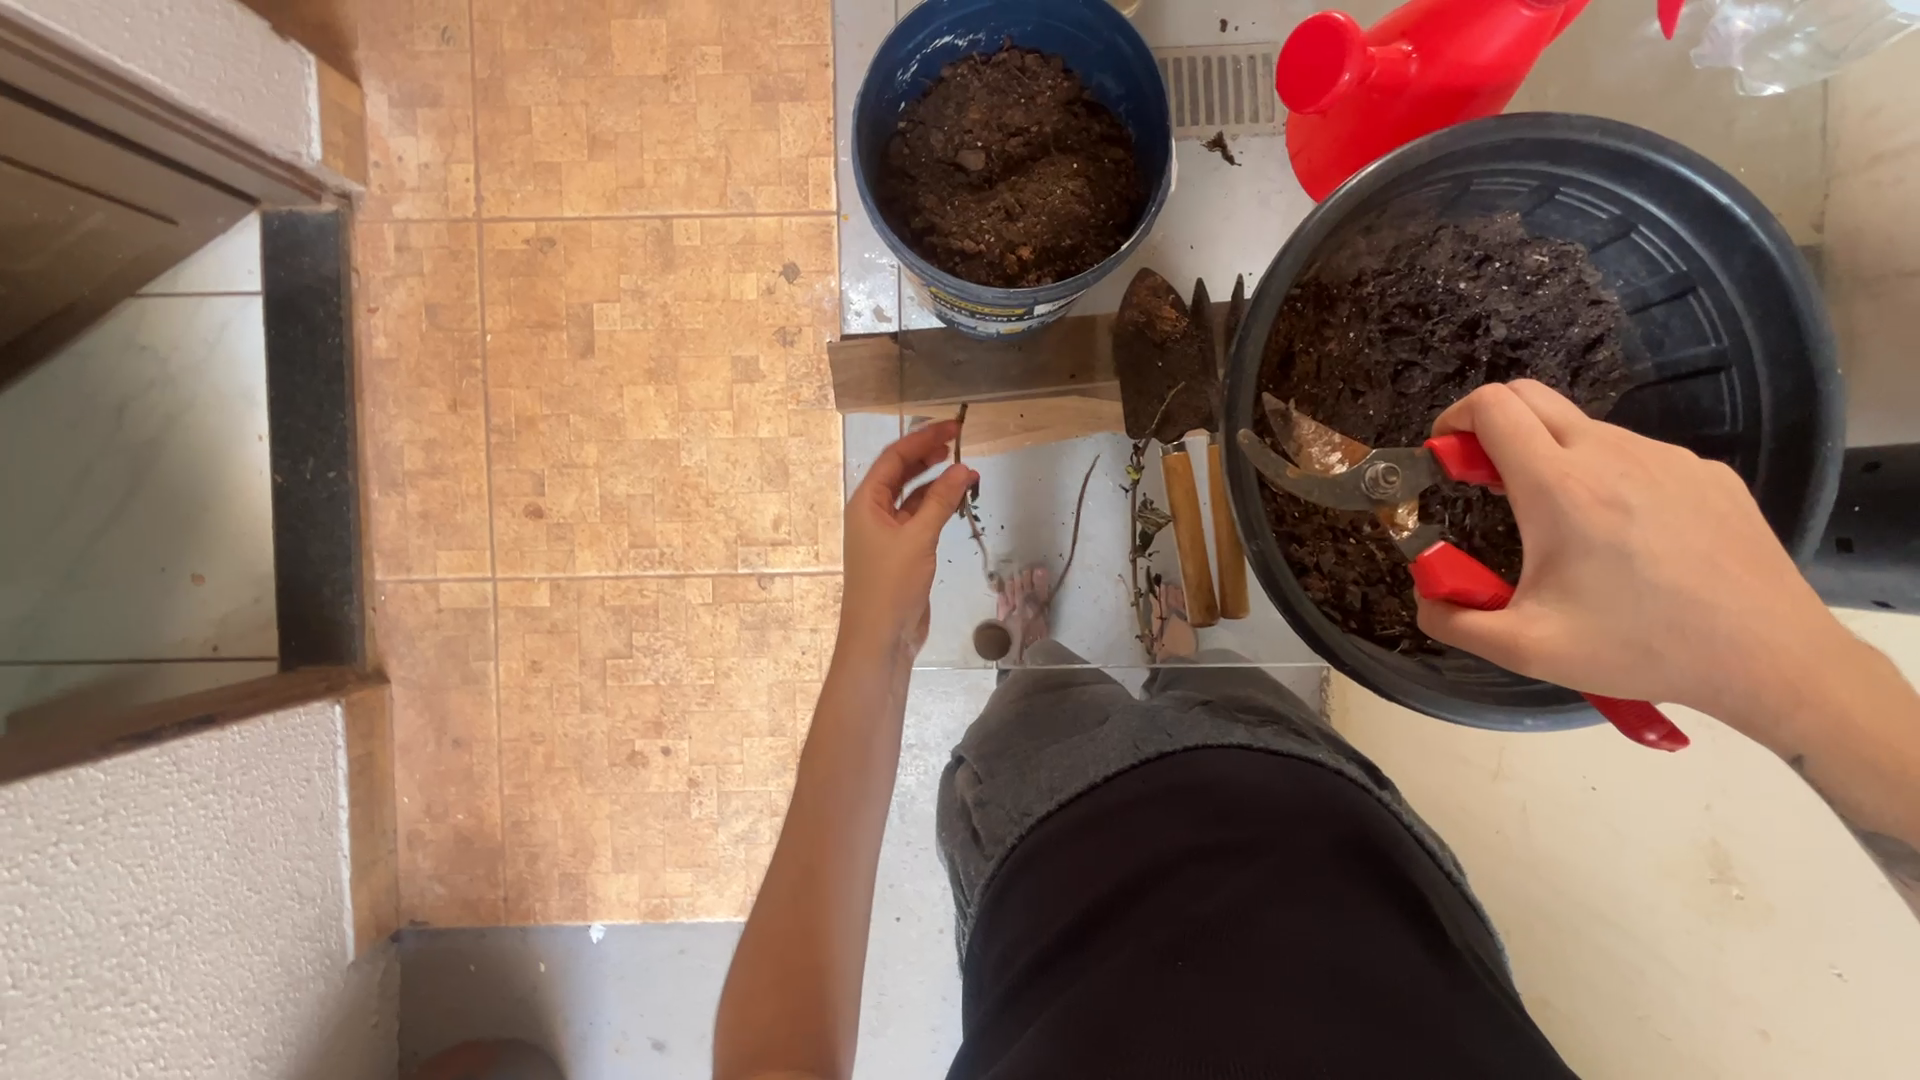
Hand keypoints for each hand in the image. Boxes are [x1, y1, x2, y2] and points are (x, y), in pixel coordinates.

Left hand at [840, 421, 978, 654]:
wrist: (880, 636)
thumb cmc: (890, 585)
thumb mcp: (918, 538)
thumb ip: (941, 501)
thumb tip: (962, 468)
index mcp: (866, 503)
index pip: (894, 458)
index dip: (923, 438)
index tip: (953, 426)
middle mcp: (873, 513)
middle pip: (900, 473)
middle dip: (928, 455)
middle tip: (959, 441)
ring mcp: (887, 533)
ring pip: (912, 496)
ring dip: (936, 481)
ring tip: (965, 469)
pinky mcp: (902, 551)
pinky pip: (919, 517)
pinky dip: (937, 506)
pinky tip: (957, 499)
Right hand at [1416, 380, 1858, 735]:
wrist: (1770, 658)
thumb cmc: (1639, 648)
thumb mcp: (1522, 648)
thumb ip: (1450, 619)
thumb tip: (1425, 595)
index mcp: (1559, 488)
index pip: (1493, 406)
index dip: (1454, 420)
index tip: (1445, 457)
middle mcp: (1612, 455)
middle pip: (1530, 396)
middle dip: (1489, 426)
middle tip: (1480, 480)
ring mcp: (1666, 458)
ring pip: (1581, 428)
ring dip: (1544, 456)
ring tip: (1552, 522)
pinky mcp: (1705, 473)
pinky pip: (1631, 454)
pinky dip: (1599, 474)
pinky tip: (1617, 534)